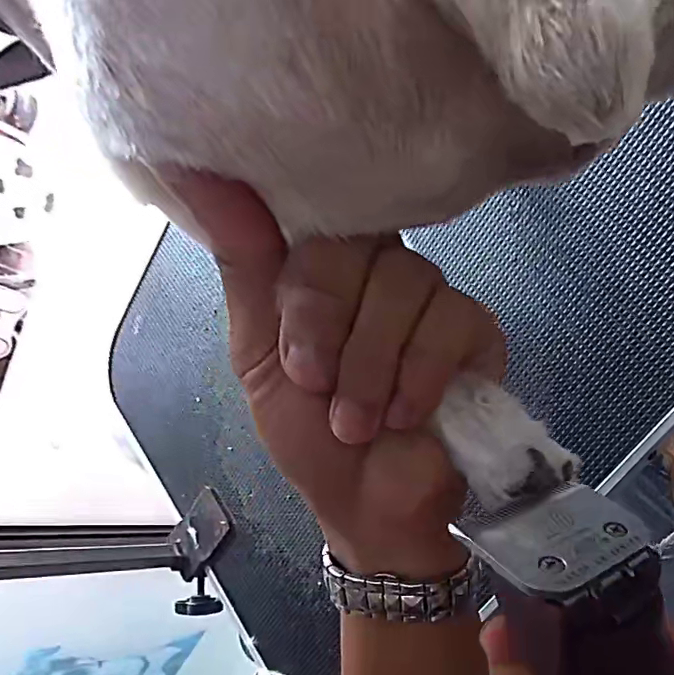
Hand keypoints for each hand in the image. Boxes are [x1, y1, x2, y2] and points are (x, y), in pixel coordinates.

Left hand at [166, 172, 506, 578]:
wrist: (370, 504)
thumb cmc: (314, 438)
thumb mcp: (259, 358)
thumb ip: (245, 270)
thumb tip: (194, 170)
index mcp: (329, 272)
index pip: (319, 220)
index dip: (307, 287)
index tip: (295, 362)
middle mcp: (383, 274)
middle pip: (364, 243)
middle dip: (332, 327)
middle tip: (321, 389)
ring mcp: (434, 301)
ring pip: (408, 282)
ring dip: (372, 363)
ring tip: (359, 422)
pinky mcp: (478, 334)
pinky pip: (453, 321)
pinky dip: (421, 372)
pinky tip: (407, 415)